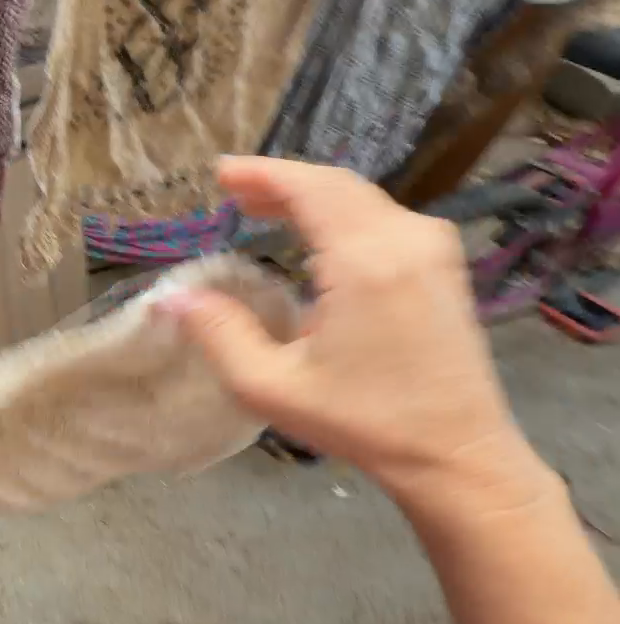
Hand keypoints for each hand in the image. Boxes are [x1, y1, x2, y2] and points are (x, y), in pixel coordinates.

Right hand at [156, 156, 544, 507]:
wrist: (453, 450)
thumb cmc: (356, 417)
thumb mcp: (265, 383)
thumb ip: (216, 332)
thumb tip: (170, 296)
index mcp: (366, 264)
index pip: (315, 192)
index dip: (265, 175)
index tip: (220, 172)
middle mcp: (407, 245)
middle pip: (340, 188)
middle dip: (281, 180)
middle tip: (228, 186)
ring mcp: (432, 255)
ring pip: (363, 200)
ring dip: (308, 195)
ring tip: (257, 205)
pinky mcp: (439, 271)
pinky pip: (382, 219)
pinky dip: (337, 212)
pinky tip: (309, 228)